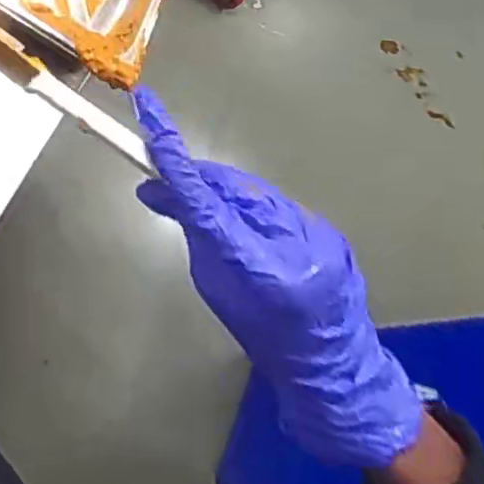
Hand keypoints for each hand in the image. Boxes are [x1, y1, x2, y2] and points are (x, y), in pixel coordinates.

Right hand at [130, 87, 421, 468]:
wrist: (333, 366)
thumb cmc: (261, 335)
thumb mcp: (214, 286)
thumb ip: (191, 232)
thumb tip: (157, 191)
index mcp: (256, 263)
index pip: (203, 198)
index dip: (172, 158)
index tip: (150, 117)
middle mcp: (290, 235)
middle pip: (226, 184)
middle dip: (192, 176)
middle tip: (159, 176)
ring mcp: (313, 227)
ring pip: (248, 188)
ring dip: (217, 190)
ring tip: (198, 203)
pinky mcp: (324, 224)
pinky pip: (270, 200)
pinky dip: (245, 202)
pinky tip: (237, 218)